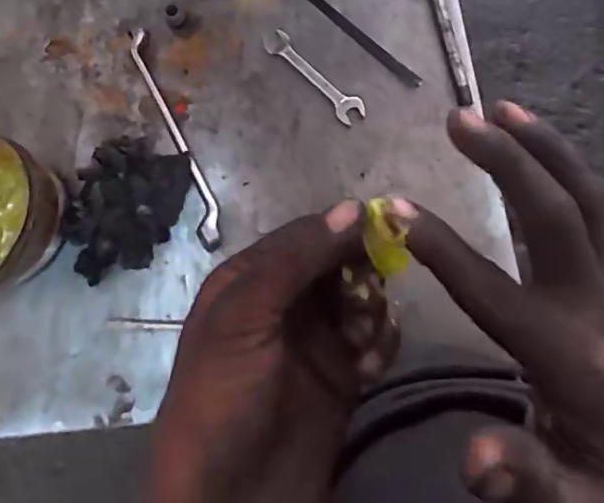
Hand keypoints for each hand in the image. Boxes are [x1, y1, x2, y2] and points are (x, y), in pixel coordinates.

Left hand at [146, 201, 397, 502]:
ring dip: (372, 311)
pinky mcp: (341, 377)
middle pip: (339, 262)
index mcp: (252, 278)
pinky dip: (381, 345)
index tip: (381, 229)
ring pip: (362, 298)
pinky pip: (375, 341)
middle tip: (368, 295)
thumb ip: (296, 259)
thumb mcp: (245, 317)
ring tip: (361, 343)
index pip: (307, 233)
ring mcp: (315, 339)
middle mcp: (286, 301)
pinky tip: (370, 368)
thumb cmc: (223, 398)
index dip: (342, 229)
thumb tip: (353, 206)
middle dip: (361, 272)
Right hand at [404, 102, 603, 502]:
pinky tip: (528, 137)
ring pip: (586, 196)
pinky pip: (591, 202)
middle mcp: (595, 304)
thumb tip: (472, 457)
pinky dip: (560, 161)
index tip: (395, 210)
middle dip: (509, 162)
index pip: (498, 294)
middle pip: (558, 216)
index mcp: (575, 360)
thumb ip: (528, 478)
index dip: (445, 250)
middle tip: (458, 119)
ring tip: (498, 107)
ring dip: (543, 145)